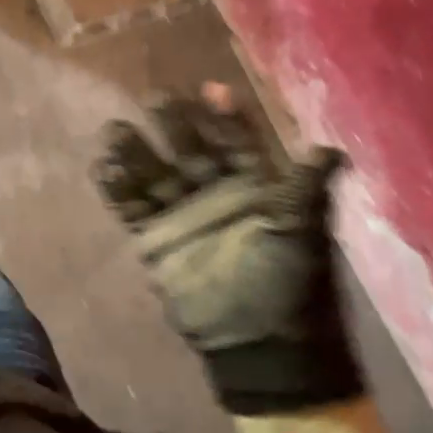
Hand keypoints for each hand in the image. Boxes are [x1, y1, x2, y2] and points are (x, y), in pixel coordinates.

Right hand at [94, 84, 363, 414]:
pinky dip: (116, 186)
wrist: (258, 343)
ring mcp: (180, 213)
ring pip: (153, 171)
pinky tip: (104, 165)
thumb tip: (329, 149)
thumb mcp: (301, 234)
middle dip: (174, 124)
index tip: (210, 89)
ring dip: (136, 150)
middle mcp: (214, 193)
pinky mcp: (153, 237)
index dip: (225, 118)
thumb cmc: (288, 285)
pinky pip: (130, 205)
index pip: (236, 143)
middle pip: (189, 149)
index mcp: (254, 189)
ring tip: (116, 129)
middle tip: (155, 97)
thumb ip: (303, 190)